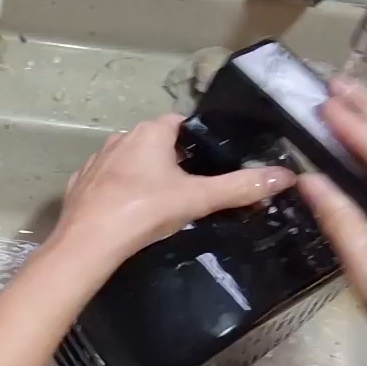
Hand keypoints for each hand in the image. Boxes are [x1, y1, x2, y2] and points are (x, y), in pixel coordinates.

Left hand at [50, 114, 295, 264]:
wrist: (89, 242)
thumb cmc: (145, 211)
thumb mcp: (198, 199)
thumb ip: (240, 187)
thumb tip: (285, 176)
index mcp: (150, 132)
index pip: (181, 123)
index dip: (199, 140)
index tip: (211, 163)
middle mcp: (120, 138)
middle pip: (155, 143)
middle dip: (172, 160)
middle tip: (192, 189)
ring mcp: (96, 161)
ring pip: (129, 162)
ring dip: (144, 176)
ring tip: (161, 204)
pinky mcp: (80, 184)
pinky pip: (106, 183)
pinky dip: (118, 193)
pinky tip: (127, 213)